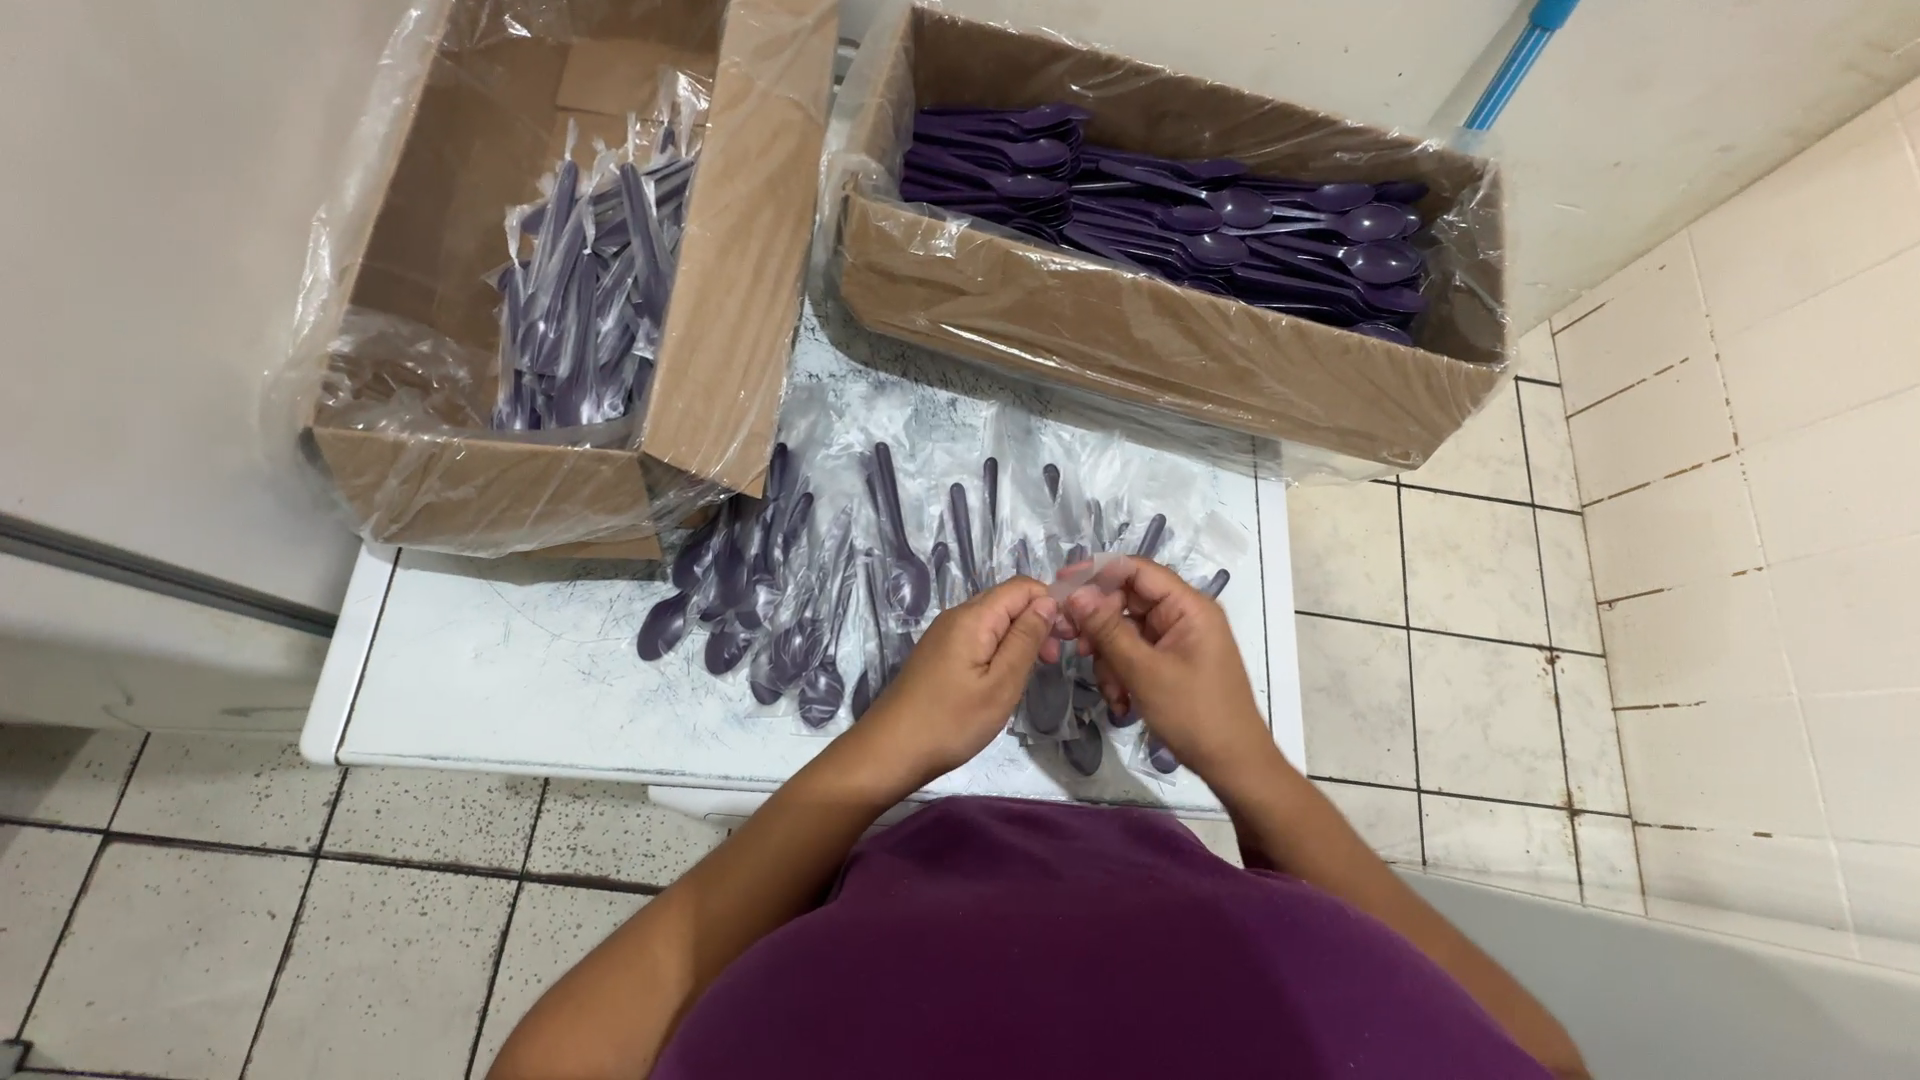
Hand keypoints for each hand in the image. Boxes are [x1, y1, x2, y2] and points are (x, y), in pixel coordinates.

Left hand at [855, 577, 1060, 784]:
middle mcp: (957, 616)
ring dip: (1019, 638)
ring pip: (993, 621)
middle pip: (1007, 601)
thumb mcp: (1001, 684)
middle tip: (1052, 662)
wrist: (890, 750)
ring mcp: (944, 634)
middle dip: (1037, 621)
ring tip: (1032, 673)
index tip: (1068, 638)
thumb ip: (1026, 639)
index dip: (1051, 603)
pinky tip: (1004, 679)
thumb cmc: (951, 721)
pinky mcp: (938, 653)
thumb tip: (1048, 601)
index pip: (1022, 586)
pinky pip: (978, 637)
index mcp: (973, 617)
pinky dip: (999, 650)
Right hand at [1060, 557, 1276, 781]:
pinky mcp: (1171, 662)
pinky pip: (1135, 654)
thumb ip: (1107, 630)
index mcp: (1188, 606)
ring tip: (1112, 691)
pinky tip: (1121, 701)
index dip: (1097, 572)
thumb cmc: (1195, 714)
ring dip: (1109, 658)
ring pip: (1126, 631)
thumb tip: (1075, 593)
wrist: (1233, 764)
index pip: (1135, 570)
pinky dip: (1122, 673)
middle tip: (1072, 643)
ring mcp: (1177, 640)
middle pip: (1127, 601)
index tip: (1061, 585)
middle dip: (1099, 626)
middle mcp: (1183, 615)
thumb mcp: (1144, 671)